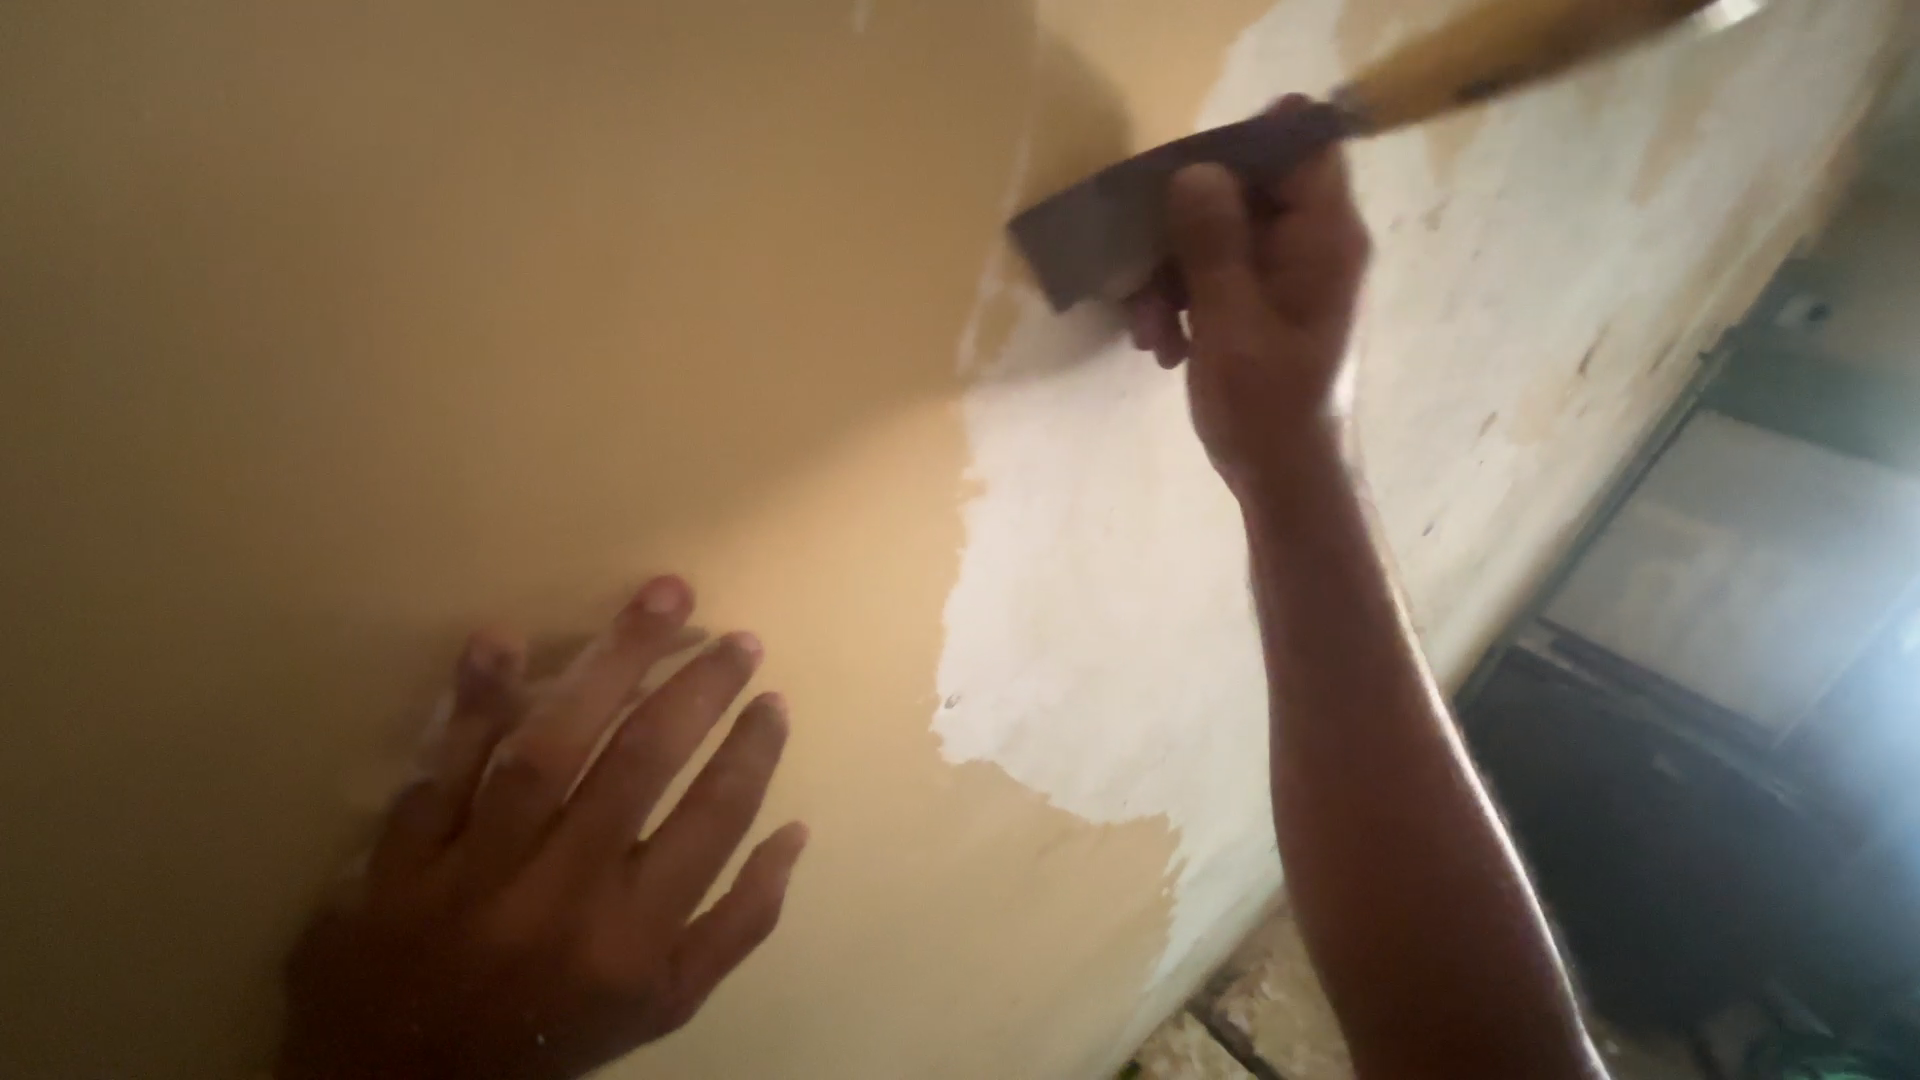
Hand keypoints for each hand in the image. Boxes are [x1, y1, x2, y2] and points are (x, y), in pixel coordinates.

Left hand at [279, 576, 807, 1079]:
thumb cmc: (554, 1037)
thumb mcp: (667, 1004)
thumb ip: (741, 923)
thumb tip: (795, 831)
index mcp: (632, 938)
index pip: (712, 819)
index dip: (752, 751)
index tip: (771, 698)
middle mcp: (560, 897)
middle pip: (638, 765)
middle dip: (699, 688)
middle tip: (739, 639)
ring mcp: (472, 874)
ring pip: (547, 748)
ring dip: (611, 662)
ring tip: (663, 598)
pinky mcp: (398, 863)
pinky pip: (437, 770)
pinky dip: (471, 702)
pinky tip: (500, 637)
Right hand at [1125, 95, 1370, 494]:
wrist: (1285, 480)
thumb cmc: (1266, 409)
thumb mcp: (1230, 325)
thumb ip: (1214, 245)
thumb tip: (1192, 170)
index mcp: (1324, 238)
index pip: (1300, 145)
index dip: (1240, 148)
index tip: (1179, 182)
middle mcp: (1311, 247)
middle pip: (1244, 194)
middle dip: (1182, 234)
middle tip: (1145, 284)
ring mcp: (1286, 279)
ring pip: (1218, 240)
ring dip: (1171, 280)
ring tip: (1150, 334)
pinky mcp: (1262, 309)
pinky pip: (1216, 279)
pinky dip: (1183, 306)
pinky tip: (1163, 349)